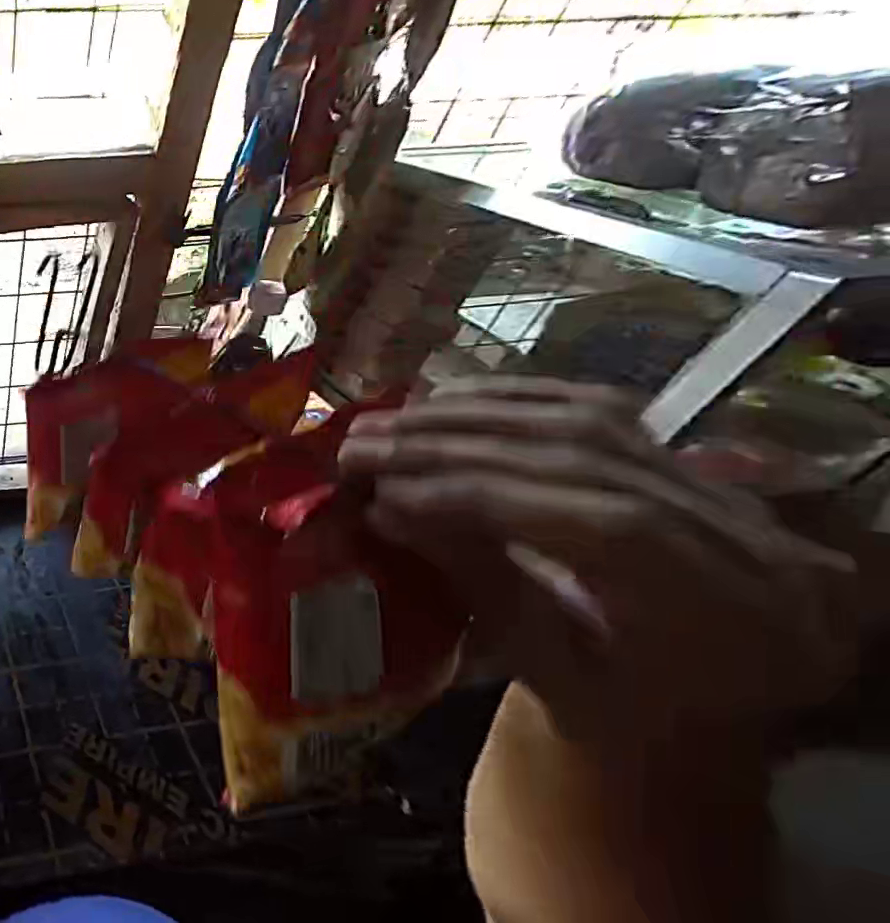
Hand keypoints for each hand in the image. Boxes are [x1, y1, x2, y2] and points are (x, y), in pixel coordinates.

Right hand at [337, 376, 856, 744]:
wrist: (707, 701)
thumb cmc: (623, 712)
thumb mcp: (548, 669)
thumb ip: (477, 581)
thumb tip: (384, 508)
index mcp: (734, 617)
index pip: (599, 525)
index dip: (478, 498)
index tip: (382, 494)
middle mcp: (748, 537)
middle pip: (583, 458)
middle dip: (454, 447)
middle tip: (360, 444)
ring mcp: (725, 491)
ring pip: (585, 422)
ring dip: (468, 416)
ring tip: (386, 422)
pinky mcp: (686, 464)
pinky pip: (596, 408)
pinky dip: (511, 396)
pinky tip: (445, 398)